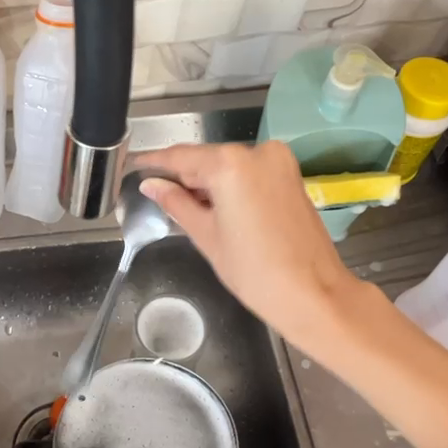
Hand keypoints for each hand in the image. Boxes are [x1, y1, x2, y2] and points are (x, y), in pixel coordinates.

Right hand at [134, 142, 363, 340]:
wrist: (314, 294)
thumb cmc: (255, 271)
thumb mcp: (206, 235)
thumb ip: (176, 203)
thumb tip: (152, 184)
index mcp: (230, 164)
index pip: (180, 157)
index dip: (154, 162)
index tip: (134, 164)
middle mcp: (257, 152)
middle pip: (207, 158)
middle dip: (184, 176)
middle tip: (159, 196)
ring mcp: (279, 162)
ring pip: (229, 166)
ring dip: (207, 183)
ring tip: (189, 210)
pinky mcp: (291, 176)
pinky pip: (249, 173)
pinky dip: (231, 186)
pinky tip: (218, 209)